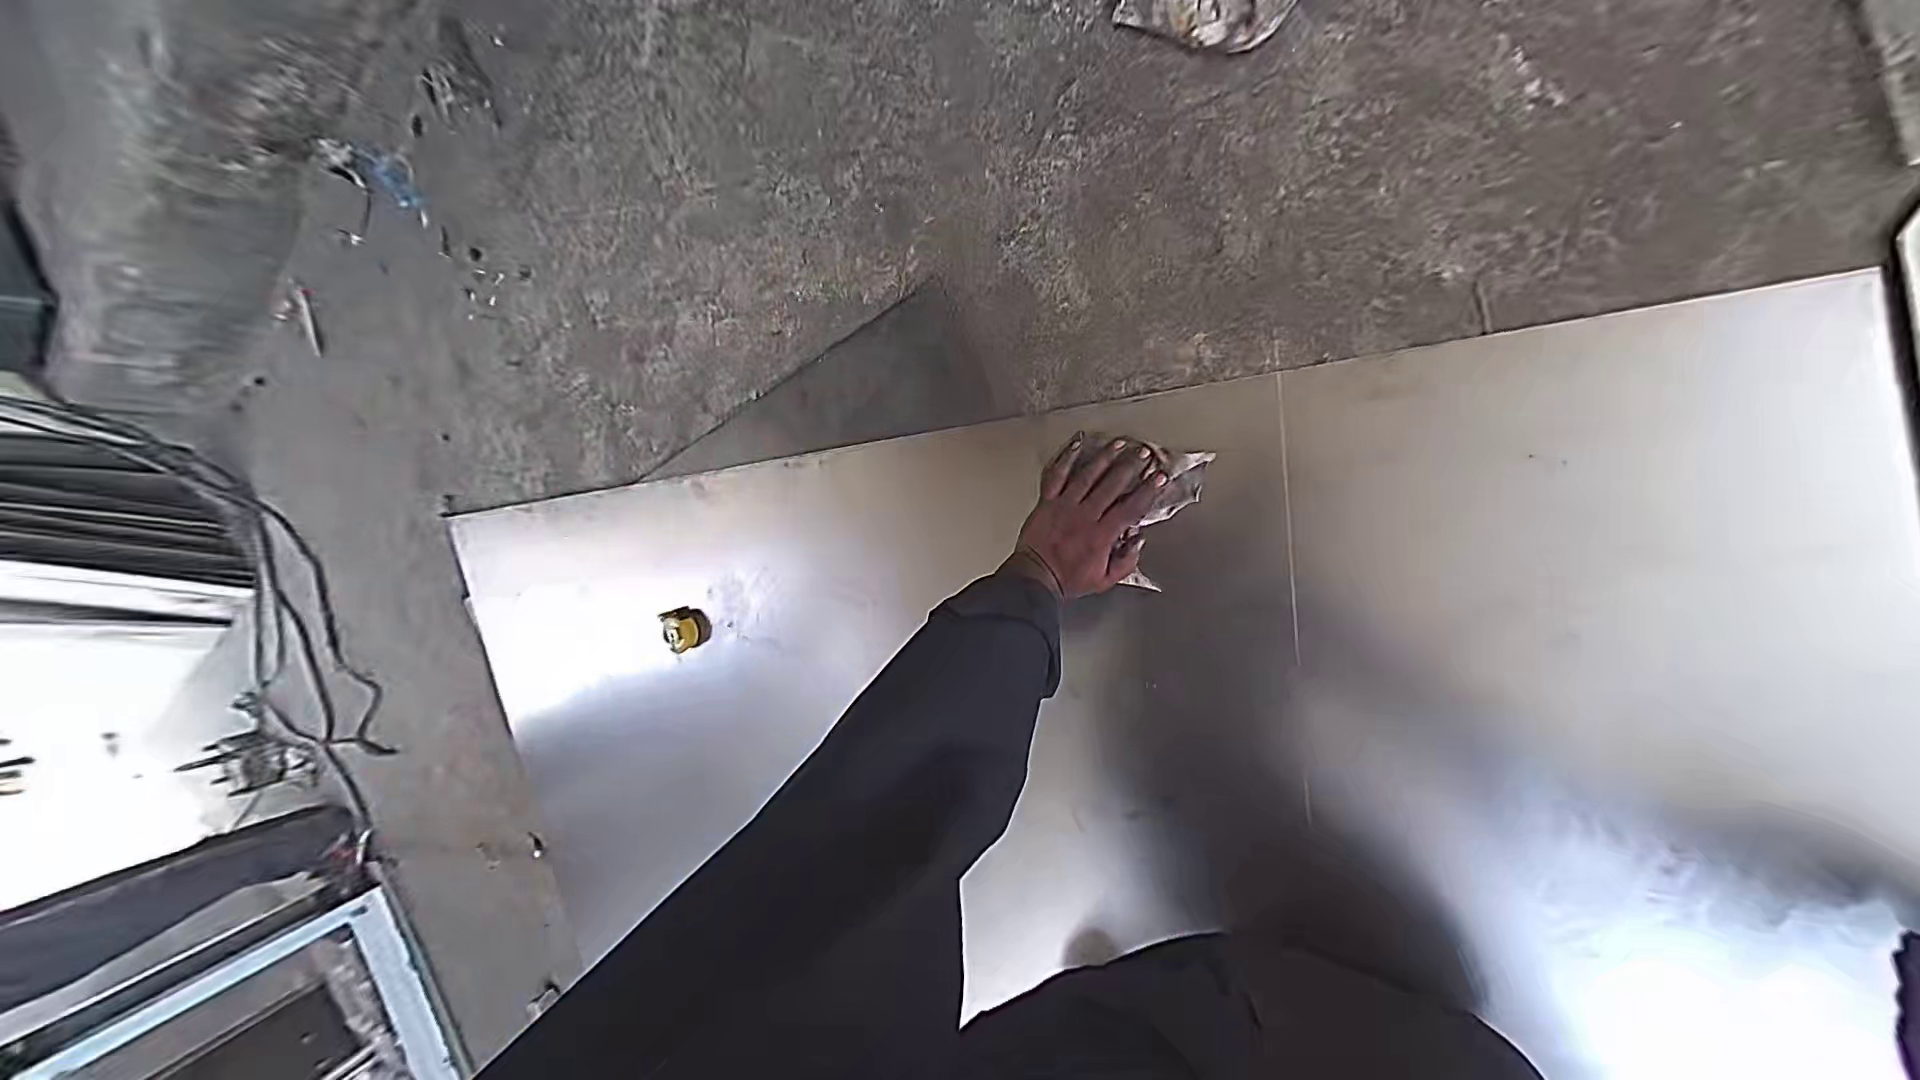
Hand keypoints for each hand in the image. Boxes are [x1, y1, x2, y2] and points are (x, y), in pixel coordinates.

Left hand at [1003, 434, 1167, 598]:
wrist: (1034, 577)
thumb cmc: (1067, 579)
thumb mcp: (1104, 580)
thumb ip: (1126, 562)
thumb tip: (1138, 541)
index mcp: (1101, 535)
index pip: (1131, 507)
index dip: (1147, 491)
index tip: (1159, 478)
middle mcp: (1085, 516)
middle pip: (1112, 485)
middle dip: (1130, 466)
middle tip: (1142, 453)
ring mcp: (1064, 506)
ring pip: (1088, 476)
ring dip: (1105, 458)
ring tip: (1118, 444)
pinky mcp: (1047, 502)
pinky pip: (1057, 476)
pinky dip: (1066, 459)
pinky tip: (1076, 446)